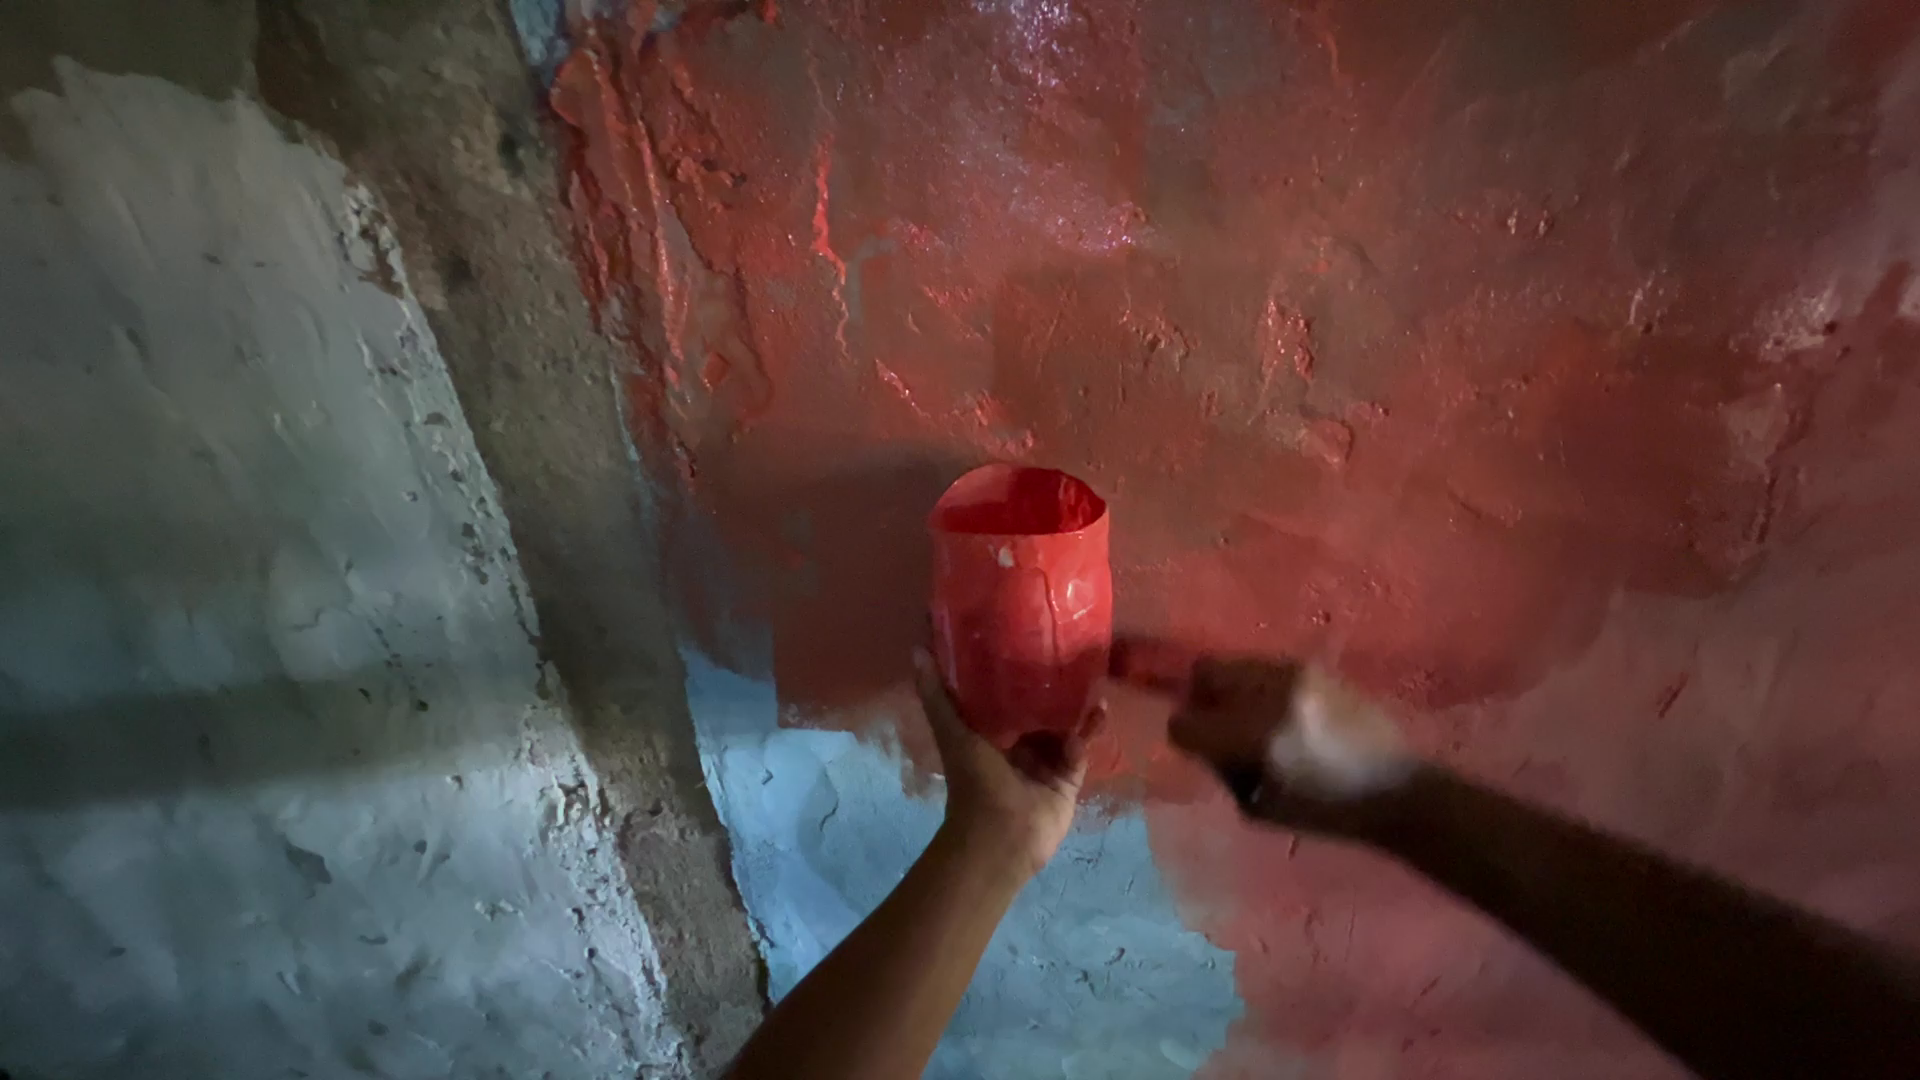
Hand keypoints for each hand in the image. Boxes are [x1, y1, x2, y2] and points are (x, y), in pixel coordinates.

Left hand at [913, 649, 1101, 878]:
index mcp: (989, 732)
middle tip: (1070, 652)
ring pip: (1064, 725)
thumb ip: (936, 695)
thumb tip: (917, 649)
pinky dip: (1089, 730)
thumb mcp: (952, 731)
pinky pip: (1081, 748)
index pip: (1004, 695)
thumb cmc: (973, 781)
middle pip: (1039, 708)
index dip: (1015, 670)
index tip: (1029, 639)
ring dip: (1077, 704)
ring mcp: (1045, 760)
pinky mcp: (1068, 777)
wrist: (1001, 837)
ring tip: (1092, 677)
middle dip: (1053, 686)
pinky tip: (1099, 709)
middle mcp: (1018, 743)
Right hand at [1115, 640, 1413, 837]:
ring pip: (1230, 663)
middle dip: (1200, 699)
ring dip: (1228, 689)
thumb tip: (1203, 739)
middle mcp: (1272, 695)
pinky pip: (1260, 665)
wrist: (1400, 789)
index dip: (1185, 738)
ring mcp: (1293, 673)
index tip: (1198, 749)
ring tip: (1248, 715)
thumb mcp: (1259, 806)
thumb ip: (1221, 767)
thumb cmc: (1328, 812)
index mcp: (1258, 739)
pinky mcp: (1311, 666)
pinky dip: (1255, 685)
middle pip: (1203, 673)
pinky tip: (1276, 710)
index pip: (1185, 723)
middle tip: (1215, 723)